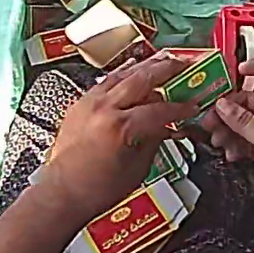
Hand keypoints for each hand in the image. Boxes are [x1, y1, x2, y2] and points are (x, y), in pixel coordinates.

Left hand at [36, 52, 199, 223]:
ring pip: (122, 75)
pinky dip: (122, 74)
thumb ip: (153, 141)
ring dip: (145, 65)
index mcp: (121, 127)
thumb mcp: (137, 169)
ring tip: (162, 59)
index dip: (180, 108)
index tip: (191, 106)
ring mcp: (89, 104)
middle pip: (142, 79)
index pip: (159, 109)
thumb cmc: (94, 189)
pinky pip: (105, 82)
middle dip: (166, 70)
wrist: (62, 193)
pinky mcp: (80, 105)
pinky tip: (132, 68)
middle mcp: (104, 109)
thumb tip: (165, 126)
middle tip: (183, 64)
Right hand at [202, 57, 253, 233]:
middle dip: (231, 107)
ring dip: (228, 128)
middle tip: (212, 116)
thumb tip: (223, 105)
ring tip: (216, 137)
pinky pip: (244, 140)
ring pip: (245, 122)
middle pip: (252, 100)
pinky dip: (234, 144)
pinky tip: (228, 152)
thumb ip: (246, 122)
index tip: (238, 71)